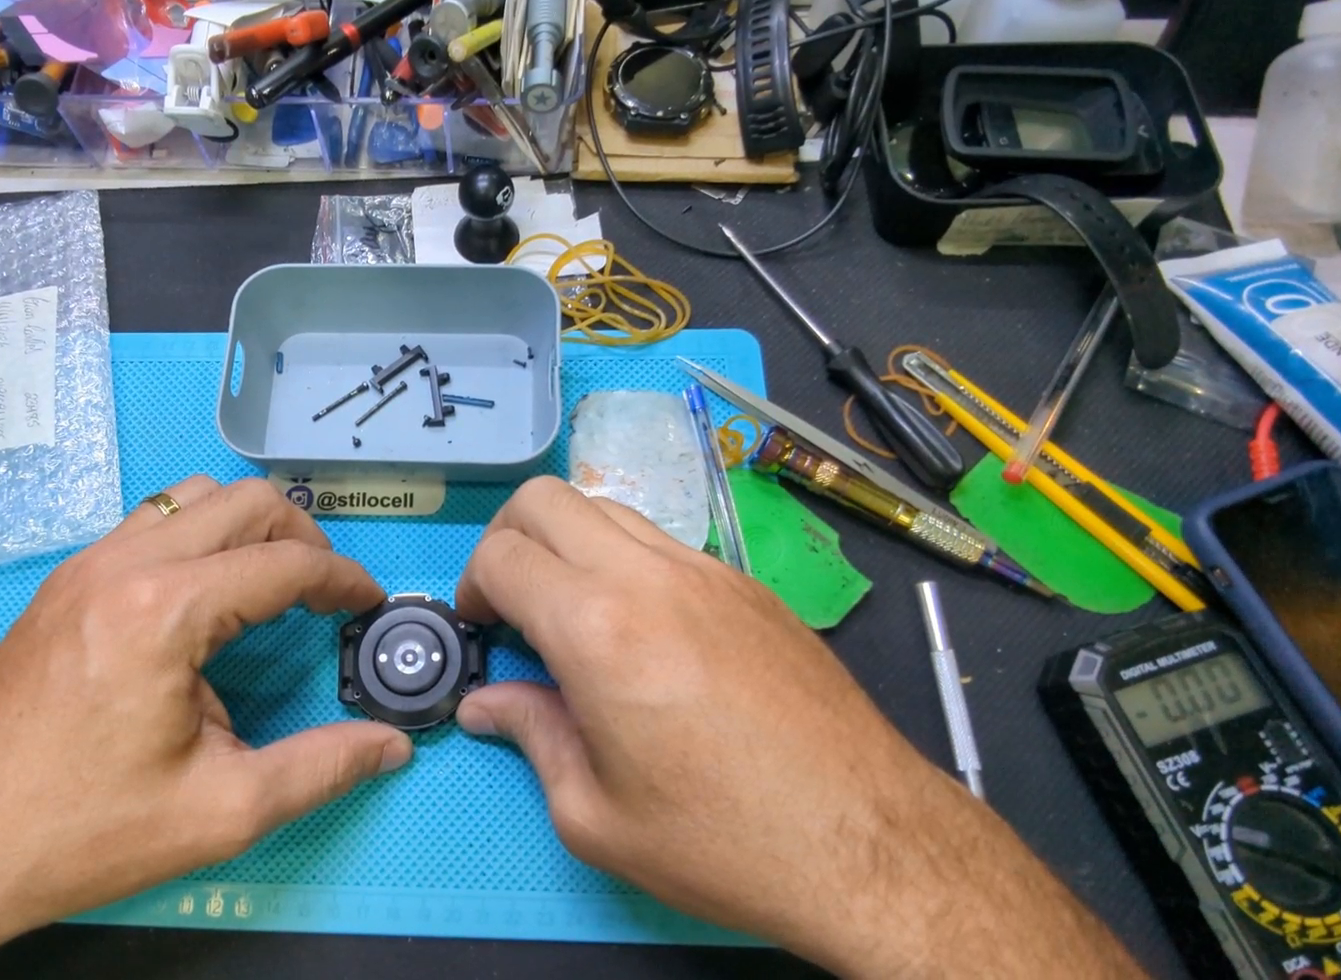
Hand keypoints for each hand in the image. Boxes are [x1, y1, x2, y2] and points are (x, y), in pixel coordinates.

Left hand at [0, 476, 411, 931]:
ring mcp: (87, 565)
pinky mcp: (65, 580)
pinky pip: (152, 520)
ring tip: (272, 578)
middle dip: (303, 535)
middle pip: (245, 501)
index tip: (368, 602)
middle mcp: (126, 566)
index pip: (284, 564)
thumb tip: (393, 747)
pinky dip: (200, 534)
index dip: (342, 578)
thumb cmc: (87, 831)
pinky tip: (206, 591)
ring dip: (248, 524)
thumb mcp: (223, 811)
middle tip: (326, 588)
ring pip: (195, 496)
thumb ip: (322, 768)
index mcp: (166, 612)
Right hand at [453, 478, 1137, 977]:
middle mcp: (646, 576)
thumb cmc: (721, 840)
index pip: (502, 556)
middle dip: (506, 538)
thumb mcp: (595, 814)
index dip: (471, 585)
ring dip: (566, 542)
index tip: (481, 628)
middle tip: (510, 601)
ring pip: (604, 507)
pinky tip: (640, 627)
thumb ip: (530, 736)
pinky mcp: (745, 582)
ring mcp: (704, 569)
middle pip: (544, 499)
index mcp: (596, 629)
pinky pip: (660, 539)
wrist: (869, 842)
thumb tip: (486, 705)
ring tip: (572, 610)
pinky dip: (622, 559)